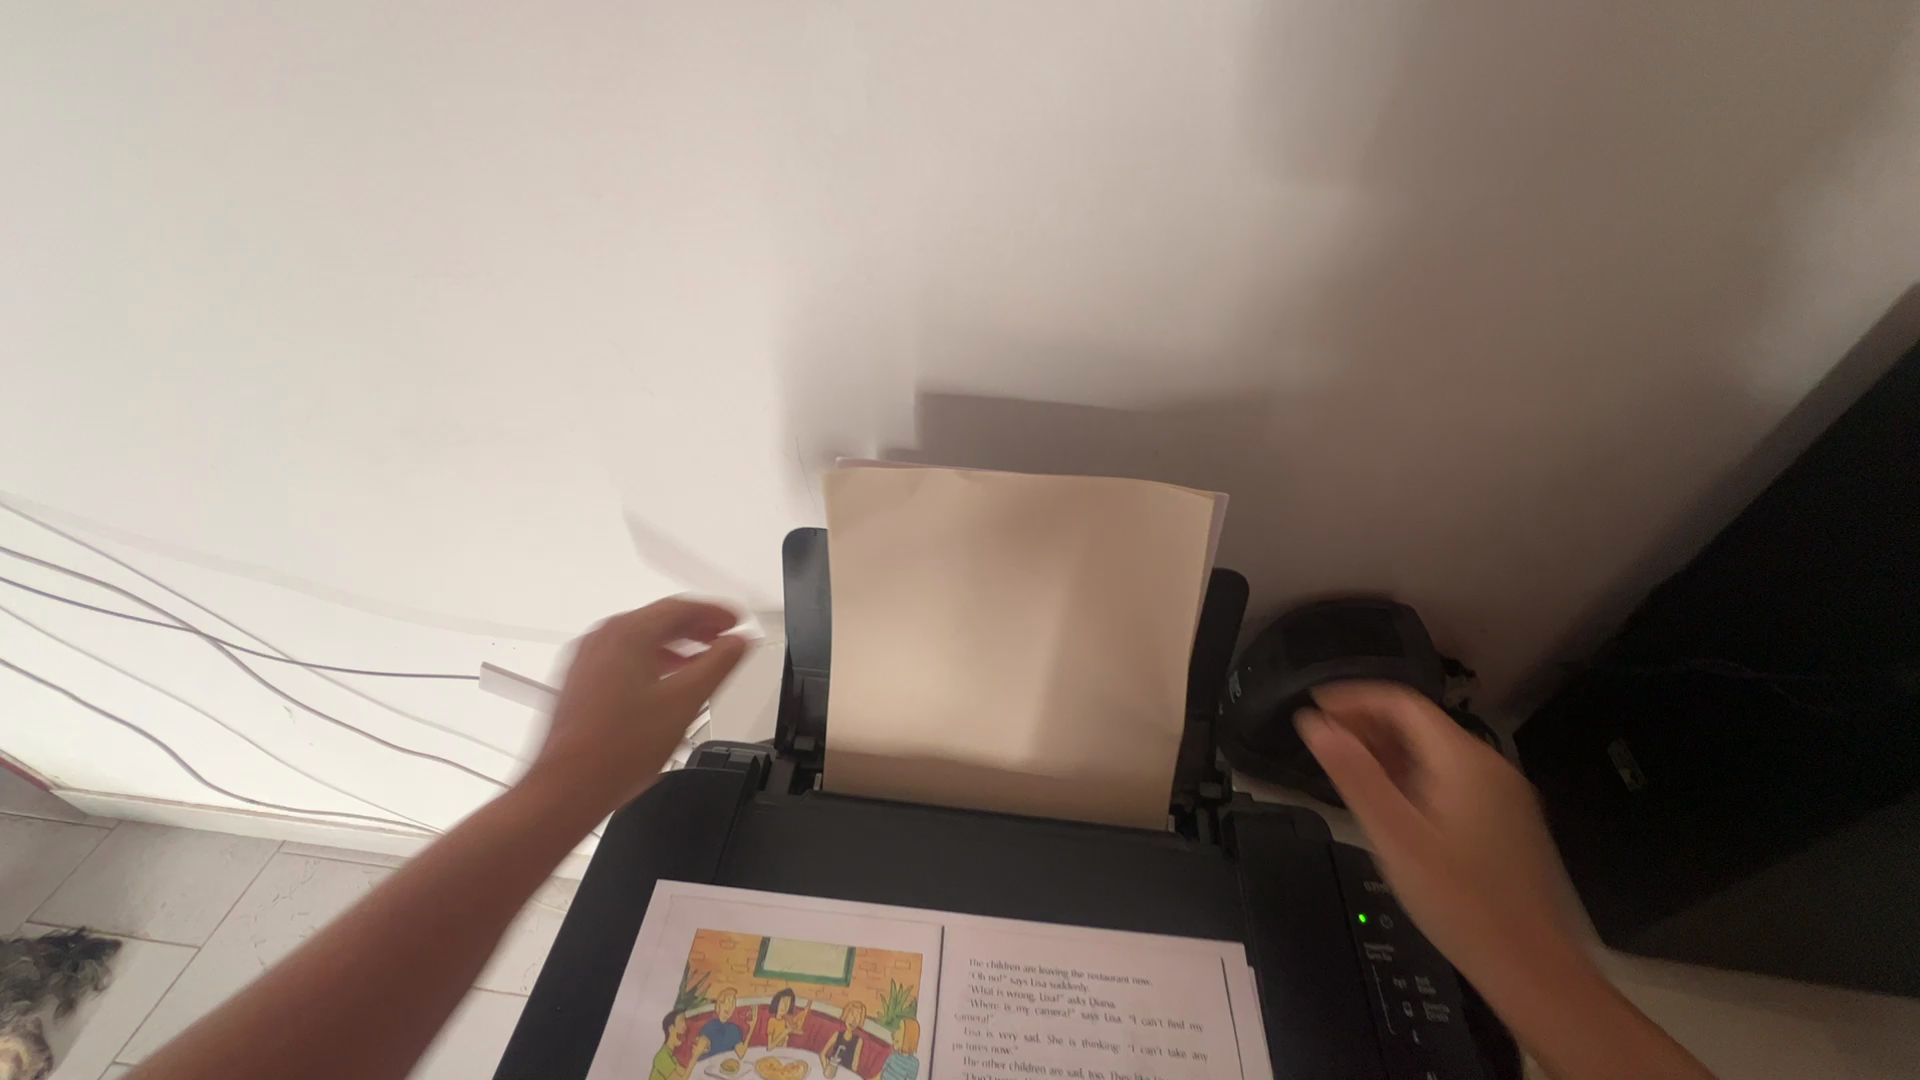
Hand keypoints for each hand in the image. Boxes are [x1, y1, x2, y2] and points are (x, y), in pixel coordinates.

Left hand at [526, 597, 745, 813]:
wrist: (569, 787)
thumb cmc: (615, 750)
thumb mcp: (685, 701)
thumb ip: (719, 664)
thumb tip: (737, 643)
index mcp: (627, 635)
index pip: (680, 607)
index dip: (715, 613)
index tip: (735, 621)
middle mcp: (602, 639)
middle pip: (659, 619)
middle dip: (697, 627)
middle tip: (724, 636)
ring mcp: (587, 660)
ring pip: (641, 638)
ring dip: (677, 644)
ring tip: (703, 659)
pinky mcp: (581, 681)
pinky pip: (623, 656)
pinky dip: (653, 659)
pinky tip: (669, 682)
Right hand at [1295, 682, 1590, 997]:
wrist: (1532, 970)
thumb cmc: (1460, 903)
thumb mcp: (1394, 835)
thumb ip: (1353, 774)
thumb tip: (1313, 724)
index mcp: (1464, 761)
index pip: (1401, 702)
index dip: (1353, 697)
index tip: (1313, 706)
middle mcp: (1488, 766)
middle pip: (1418, 722)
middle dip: (1365, 722)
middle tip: (1322, 739)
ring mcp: (1499, 793)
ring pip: (1431, 749)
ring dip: (1384, 747)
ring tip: (1342, 765)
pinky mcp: (1501, 818)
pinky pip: (1445, 775)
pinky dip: (1407, 772)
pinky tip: (1384, 797)